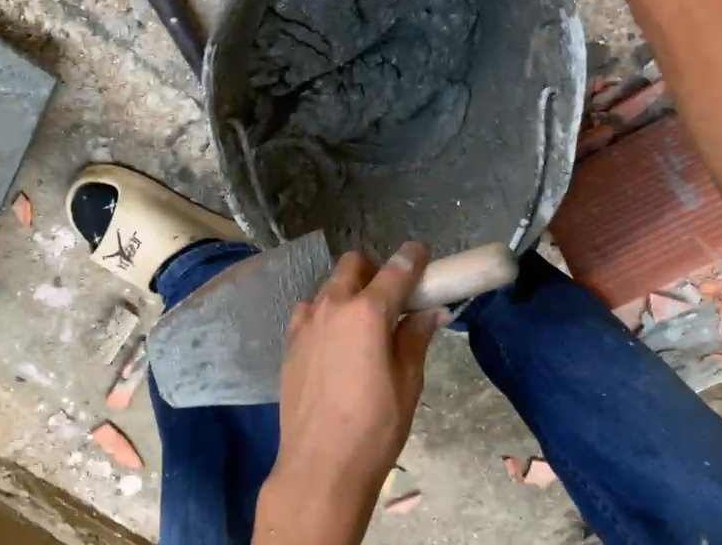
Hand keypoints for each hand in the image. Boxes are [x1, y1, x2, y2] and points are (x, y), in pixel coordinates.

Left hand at [252, 243, 445, 543]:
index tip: (424, 255)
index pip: (396, 268)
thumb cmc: (374, 428)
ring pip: (329, 285)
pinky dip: (326, 311)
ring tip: (363, 322)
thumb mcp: (409, 384)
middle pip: (354, 264)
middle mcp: (333, 305)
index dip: (413, 257)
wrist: (320, 465)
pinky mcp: (290, 340)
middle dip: (375, 269)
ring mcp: (306, 321)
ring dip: (349, 290)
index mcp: (367, 312)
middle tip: (392, 295)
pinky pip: (309, 309)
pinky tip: (335, 339)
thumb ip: (416, 338)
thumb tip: (430, 311)